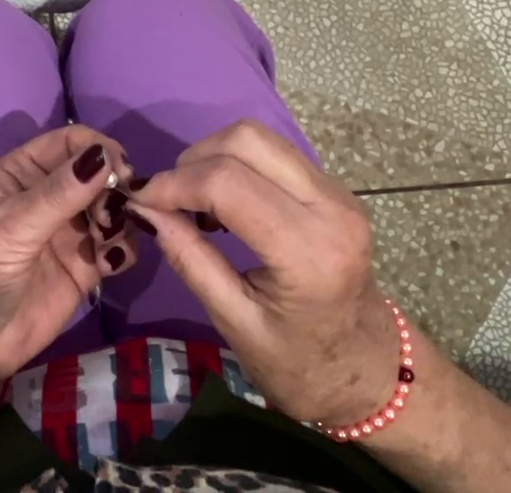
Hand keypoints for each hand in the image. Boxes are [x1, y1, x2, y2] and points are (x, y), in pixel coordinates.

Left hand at [0, 126, 136, 380]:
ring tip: (107, 240)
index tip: (120, 168)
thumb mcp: (13, 225)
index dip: (97, 148)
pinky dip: (122, 248)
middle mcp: (49, 195)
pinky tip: (110, 264)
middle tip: (115, 211)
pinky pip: (117, 246)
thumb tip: (104, 154)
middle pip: (98, 173)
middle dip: (114, 186)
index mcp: (22, 172)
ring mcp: (69, 231)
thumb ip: (60, 193)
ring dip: (120, 218)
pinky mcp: (85, 267)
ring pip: (112, 208)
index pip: (69, 142)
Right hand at [128, 120, 403, 425]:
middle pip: (244, 140)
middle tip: (169, 200)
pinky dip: (234, 161)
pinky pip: (272, 150)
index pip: (226, 184)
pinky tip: (222, 200)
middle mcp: (330, 208)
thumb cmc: (300, 364)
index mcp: (308, 252)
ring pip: (257, 136)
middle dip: (192, 162)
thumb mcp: (234, 322)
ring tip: (195, 201)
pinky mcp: (333, 187)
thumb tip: (143, 208)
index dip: (174, 184)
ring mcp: (337, 192)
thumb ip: (188, 258)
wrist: (370, 374)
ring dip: (212, 156)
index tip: (140, 200)